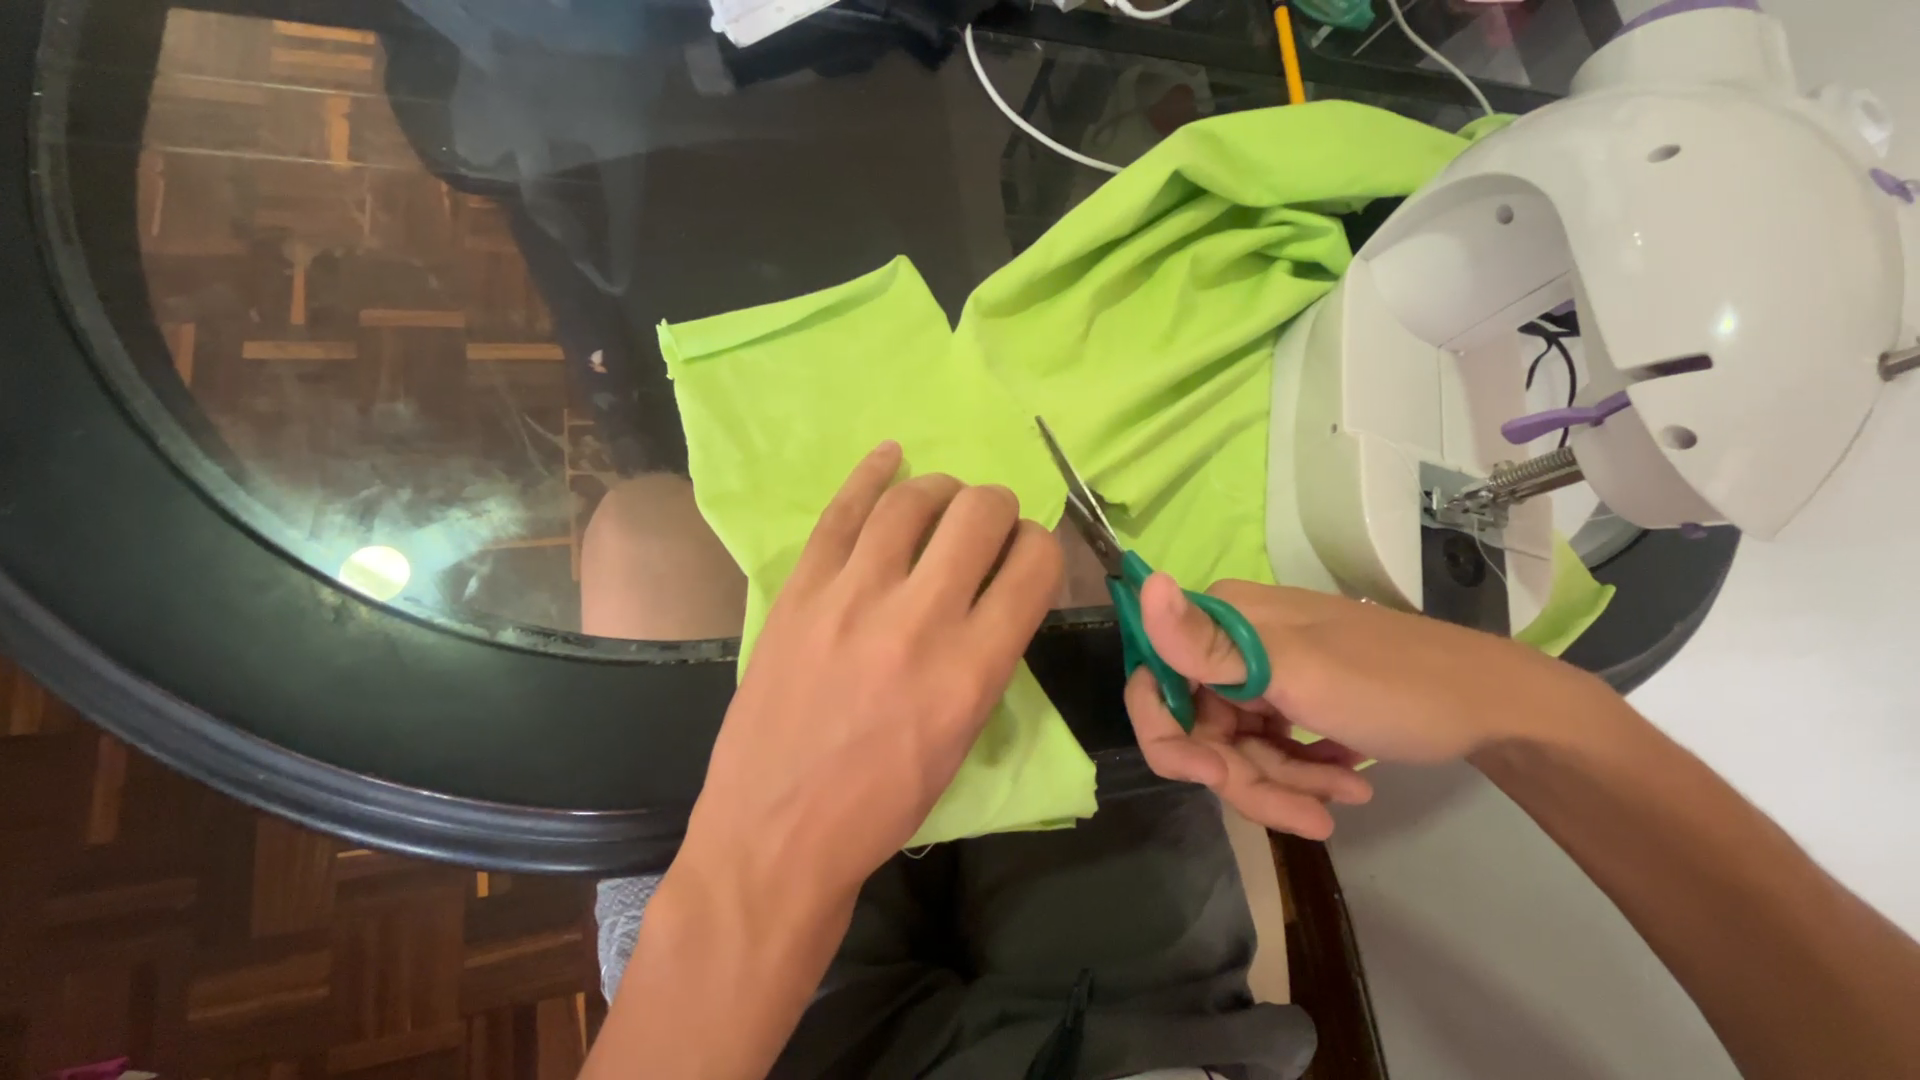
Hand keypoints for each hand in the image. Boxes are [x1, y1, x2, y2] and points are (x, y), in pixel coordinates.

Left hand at [685, 441, 1063, 898]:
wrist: (776, 833)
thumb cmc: (882, 805)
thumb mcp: (962, 738)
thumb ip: (986, 657)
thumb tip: (996, 594)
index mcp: (973, 668)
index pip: (1034, 564)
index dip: (1041, 548)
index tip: (1026, 556)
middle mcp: (919, 618)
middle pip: (980, 514)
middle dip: (998, 509)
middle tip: (987, 526)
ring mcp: (851, 596)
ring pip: (912, 500)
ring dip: (941, 489)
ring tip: (944, 499)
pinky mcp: (800, 591)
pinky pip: (841, 512)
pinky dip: (872, 475)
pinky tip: (890, 457)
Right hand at [1125, 574, 1612, 837]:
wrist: (1496, 708)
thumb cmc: (1396, 685)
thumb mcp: (1300, 670)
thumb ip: (1213, 643)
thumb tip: (1146, 583)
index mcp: (1224, 620)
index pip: (1155, 680)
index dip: (1170, 735)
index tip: (1213, 776)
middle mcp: (1234, 642)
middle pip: (1199, 726)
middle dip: (1243, 776)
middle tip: (1303, 812)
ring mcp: (1264, 672)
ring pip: (1236, 746)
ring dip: (1282, 782)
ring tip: (1342, 800)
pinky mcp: (1293, 699)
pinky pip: (1270, 748)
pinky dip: (1302, 772)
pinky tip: (1348, 783)